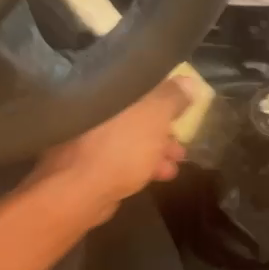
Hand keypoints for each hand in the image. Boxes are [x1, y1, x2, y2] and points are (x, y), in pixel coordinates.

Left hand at [34, 77, 192, 218]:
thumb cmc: (121, 146)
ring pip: (130, 134)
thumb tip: (188, 80)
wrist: (80, 189)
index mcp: (108, 88)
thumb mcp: (155, 116)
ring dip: (157, 147)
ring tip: (177, 162)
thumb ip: (172, 97)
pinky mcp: (88, 159)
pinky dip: (142, 161)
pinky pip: (122, 155)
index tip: (184, 103)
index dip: (165, 91)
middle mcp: (96, 105)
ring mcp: (89, 133)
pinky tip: (161, 175)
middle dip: (163, 125)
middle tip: (182, 139)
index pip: (139, 80)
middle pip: (135, 110)